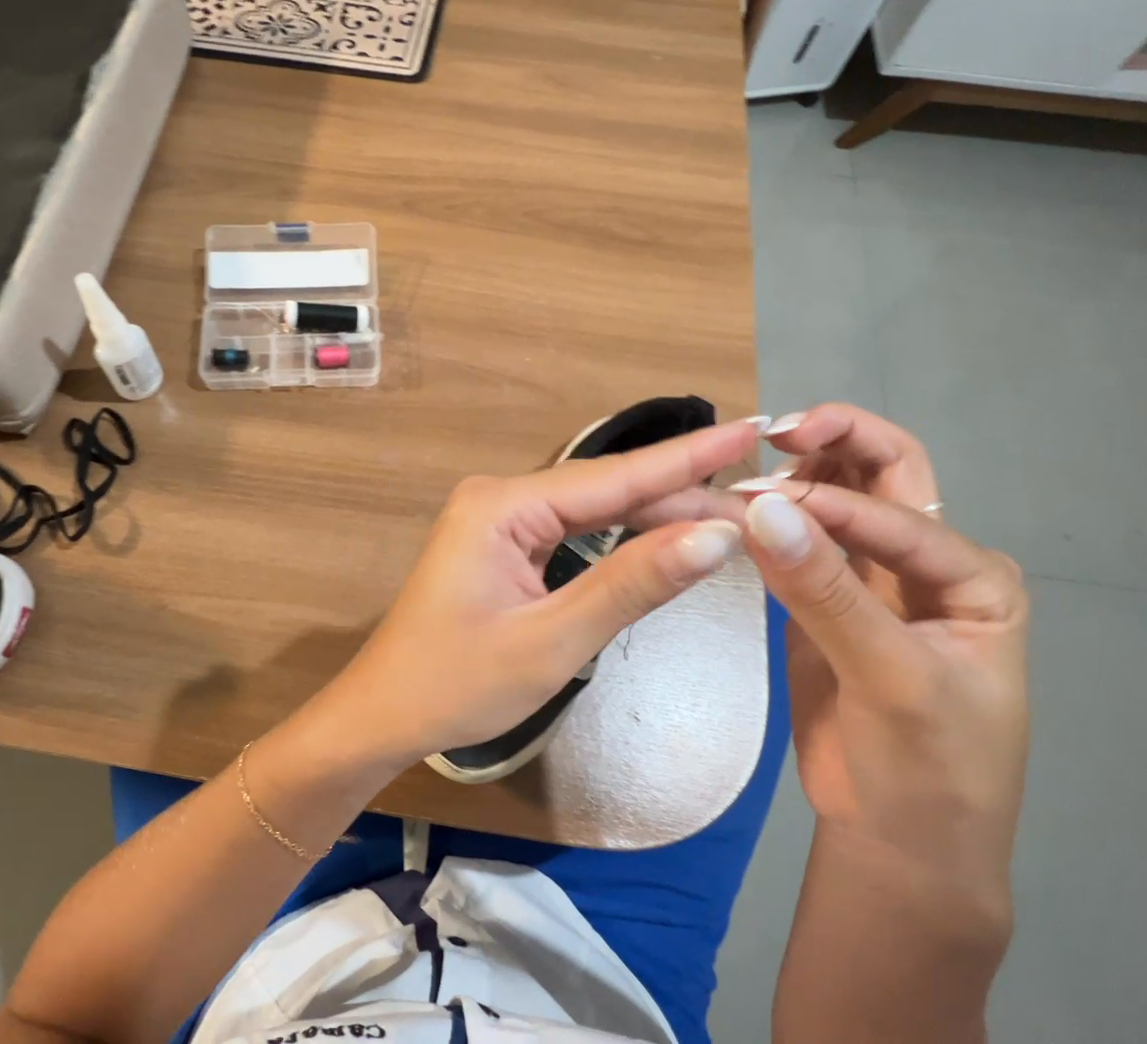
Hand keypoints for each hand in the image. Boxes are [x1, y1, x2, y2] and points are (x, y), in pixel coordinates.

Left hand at [301, 421, 761, 766]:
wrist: (384, 715)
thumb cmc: (457, 684)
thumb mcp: (553, 640)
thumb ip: (632, 584)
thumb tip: (717, 535)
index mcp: (502, 506)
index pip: (613, 478)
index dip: (687, 459)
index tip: (753, 431)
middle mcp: (499, 498)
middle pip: (605, 490)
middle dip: (679, 494)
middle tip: (762, 496)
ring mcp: (496, 521)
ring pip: (591, 510)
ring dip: (654, 516)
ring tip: (730, 513)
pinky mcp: (499, 547)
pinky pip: (571, 532)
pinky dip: (620, 538)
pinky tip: (663, 536)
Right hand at [741, 405, 1028, 882]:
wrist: (899, 842)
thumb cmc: (928, 768)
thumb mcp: (892, 679)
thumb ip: (827, 592)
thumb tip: (759, 507)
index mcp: (971, 577)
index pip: (897, 513)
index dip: (829, 499)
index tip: (755, 494)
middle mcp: (923, 567)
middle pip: (885, 478)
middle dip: (834, 443)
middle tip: (770, 431)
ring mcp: (868, 586)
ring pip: (836, 505)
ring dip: (796, 476)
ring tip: (741, 466)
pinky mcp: (822, 608)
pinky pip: (797, 551)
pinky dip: (768, 526)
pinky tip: (733, 514)